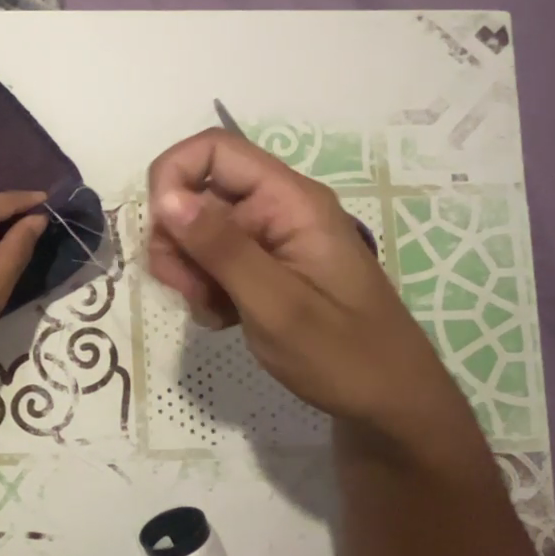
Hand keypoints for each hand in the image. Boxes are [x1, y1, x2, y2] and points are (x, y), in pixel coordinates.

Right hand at [147, 129, 461, 435]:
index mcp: (290, 200)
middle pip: (196, 190)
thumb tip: (165, 197)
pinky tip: (221, 317)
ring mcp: (268, 236)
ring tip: (210, 309)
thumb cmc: (344, 356)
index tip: (163, 231)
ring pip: (194, 227)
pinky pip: (209, 257)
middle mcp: (276, 206)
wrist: (390, 407)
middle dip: (175, 236)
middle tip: (185, 288)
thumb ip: (221, 248)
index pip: (214, 149)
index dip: (174, 177)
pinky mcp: (260, 263)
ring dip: (186, 267)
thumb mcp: (277, 305)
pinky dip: (201, 285)